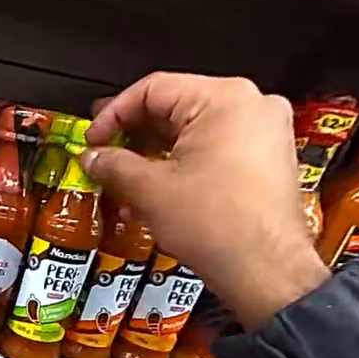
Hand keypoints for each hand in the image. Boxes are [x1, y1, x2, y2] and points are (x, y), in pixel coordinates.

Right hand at [84, 73, 329, 328]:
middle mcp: (251, 107)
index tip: (94, 137)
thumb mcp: (149, 190)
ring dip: (152, 153)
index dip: (113, 113)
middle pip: (175, 108)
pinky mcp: (265, 160)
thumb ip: (113, 165)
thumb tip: (93, 157)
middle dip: (132, 133)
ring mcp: (263, 133)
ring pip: (192, 132)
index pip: (153, 89)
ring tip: (123, 176)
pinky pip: (212, 150)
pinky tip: (153, 190)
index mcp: (225, 100)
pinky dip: (179, 165)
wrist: (264, 268)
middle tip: (103, 148)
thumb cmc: (221, 225)